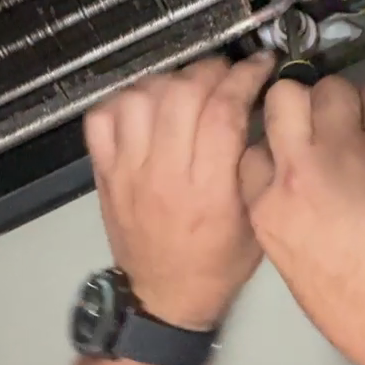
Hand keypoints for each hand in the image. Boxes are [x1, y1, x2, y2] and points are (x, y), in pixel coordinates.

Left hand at [84, 54, 277, 331]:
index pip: (223, 112)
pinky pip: (103, 116)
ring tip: (189, 86)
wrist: (164, 298)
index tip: (260, 65)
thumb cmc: (219, 263)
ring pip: (141, 98)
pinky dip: (126, 99)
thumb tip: (259, 111)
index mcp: (208, 191)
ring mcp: (127, 172)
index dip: (245, 78)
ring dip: (170, 80)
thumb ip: (259, 168)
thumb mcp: (257, 222)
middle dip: (212, 71)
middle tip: (228, 73)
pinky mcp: (104, 173)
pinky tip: (150, 104)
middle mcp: (163, 175)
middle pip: (182, 95)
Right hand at [239, 77, 364, 364]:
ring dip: (351, 106)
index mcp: (269, 209)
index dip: (280, 143)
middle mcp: (300, 169)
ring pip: (333, 88)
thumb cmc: (364, 312)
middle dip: (306, 107)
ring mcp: (348, 149)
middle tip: (335, 131)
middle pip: (286, 99)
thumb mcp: (298, 268)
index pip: (253, 147)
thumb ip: (289, 218)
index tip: (300, 153)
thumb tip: (302, 192)